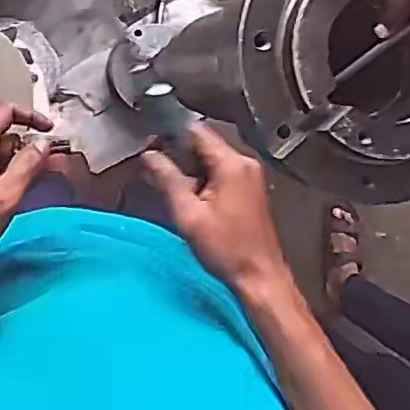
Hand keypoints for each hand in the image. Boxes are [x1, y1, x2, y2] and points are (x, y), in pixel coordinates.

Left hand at [0, 104, 55, 273]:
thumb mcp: (6, 195)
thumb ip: (28, 164)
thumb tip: (43, 144)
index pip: (6, 112)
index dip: (32, 116)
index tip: (48, 129)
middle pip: (4, 134)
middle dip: (27, 148)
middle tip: (45, 165)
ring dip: (16, 163)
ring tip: (28, 184)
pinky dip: (2, 172)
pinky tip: (9, 192)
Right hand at [142, 124, 293, 299]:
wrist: (260, 278)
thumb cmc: (227, 250)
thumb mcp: (188, 215)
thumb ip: (167, 180)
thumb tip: (149, 156)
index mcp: (231, 164)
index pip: (196, 130)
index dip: (170, 134)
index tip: (152, 146)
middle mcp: (244, 163)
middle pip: (203, 143)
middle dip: (178, 154)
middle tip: (157, 170)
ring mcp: (249, 175)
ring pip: (210, 158)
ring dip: (189, 169)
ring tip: (172, 188)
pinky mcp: (249, 188)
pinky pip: (220, 171)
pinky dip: (203, 179)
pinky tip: (190, 198)